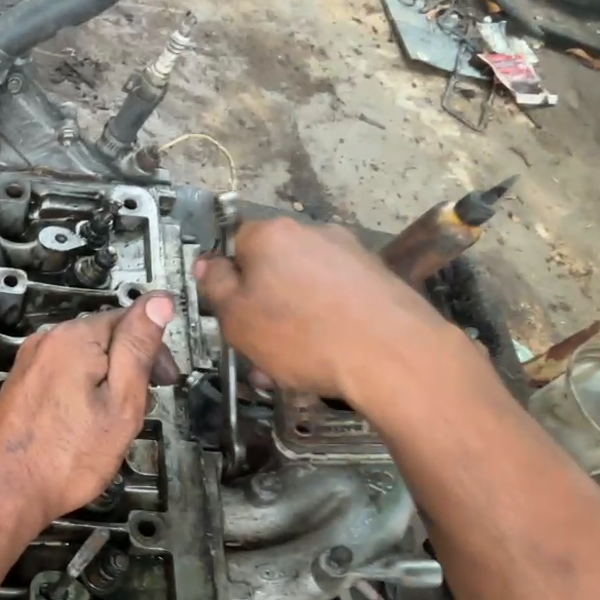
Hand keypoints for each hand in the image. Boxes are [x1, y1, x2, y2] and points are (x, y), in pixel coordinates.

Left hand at [0, 293, 174, 529]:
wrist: (3, 493)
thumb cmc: (62, 459)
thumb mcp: (120, 403)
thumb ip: (139, 348)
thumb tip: (159, 302)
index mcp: (73, 339)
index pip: (130, 318)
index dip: (155, 349)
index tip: (166, 378)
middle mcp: (45, 343)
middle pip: (104, 338)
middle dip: (130, 366)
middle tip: (144, 405)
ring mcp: (28, 365)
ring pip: (83, 360)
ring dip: (106, 382)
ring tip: (114, 420)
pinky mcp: (20, 387)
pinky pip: (61, 378)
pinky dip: (80, 394)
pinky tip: (85, 425)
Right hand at [196, 218, 451, 398]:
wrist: (391, 356)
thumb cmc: (300, 336)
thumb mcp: (236, 318)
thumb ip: (215, 286)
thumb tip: (207, 262)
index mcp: (271, 235)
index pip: (233, 244)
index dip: (225, 280)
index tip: (226, 312)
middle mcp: (312, 233)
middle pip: (270, 268)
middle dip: (259, 306)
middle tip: (254, 349)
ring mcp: (349, 254)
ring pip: (300, 288)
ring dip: (288, 321)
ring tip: (287, 365)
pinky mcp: (376, 278)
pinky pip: (332, 299)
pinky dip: (321, 323)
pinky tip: (321, 358)